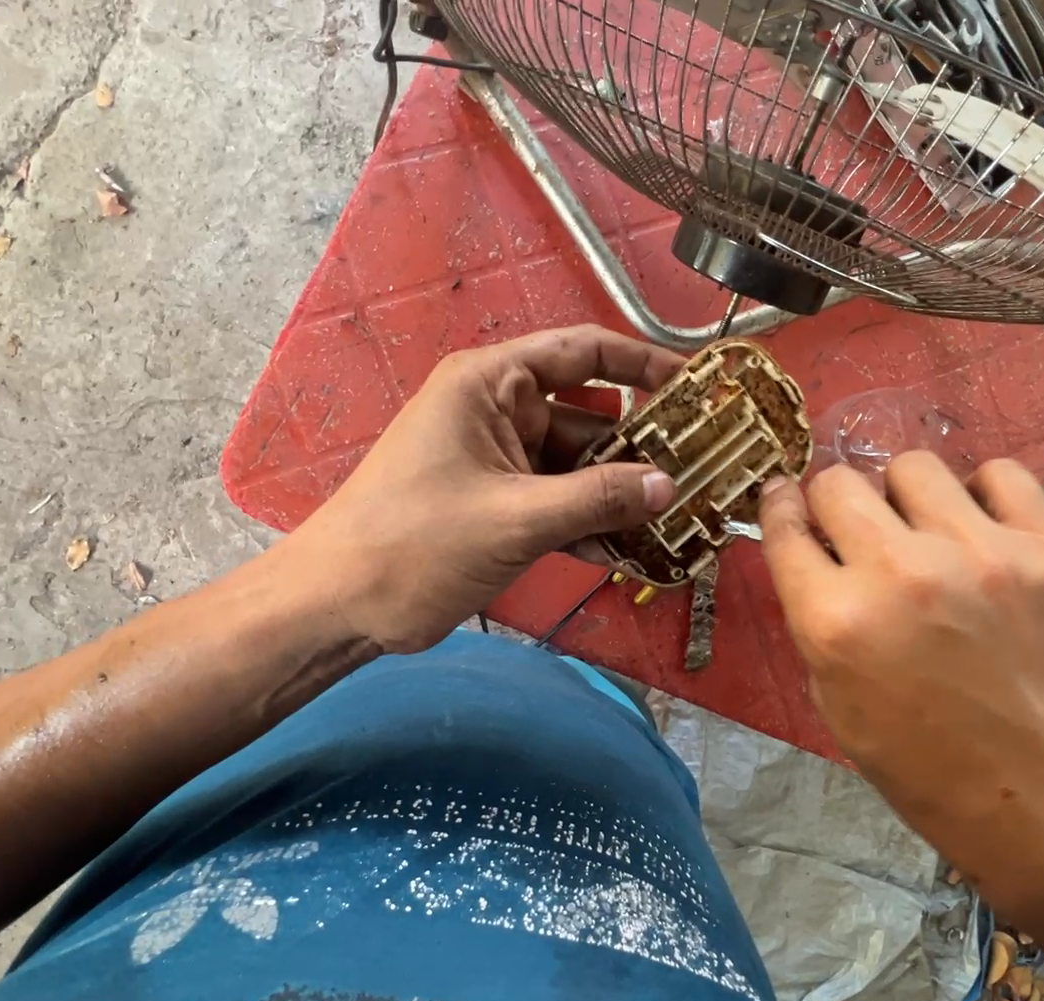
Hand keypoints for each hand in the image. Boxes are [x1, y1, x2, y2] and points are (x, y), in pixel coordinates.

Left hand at [281, 326, 681, 652]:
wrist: (342, 605)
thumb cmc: (416, 542)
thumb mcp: (516, 517)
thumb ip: (597, 499)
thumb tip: (670, 486)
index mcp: (492, 384)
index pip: (582, 352)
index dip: (643, 362)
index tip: (696, 385)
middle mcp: (500, 412)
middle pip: (590, 415)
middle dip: (641, 446)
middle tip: (701, 471)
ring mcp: (501, 462)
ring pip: (580, 467)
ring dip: (620, 494)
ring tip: (677, 519)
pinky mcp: (501, 506)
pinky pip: (561, 503)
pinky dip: (591, 523)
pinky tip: (630, 552)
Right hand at [758, 455, 1043, 936]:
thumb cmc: (927, 772)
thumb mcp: (837, 705)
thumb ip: (817, 621)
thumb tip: (814, 556)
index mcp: (835, 622)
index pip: (784, 526)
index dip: (778, 509)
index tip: (787, 504)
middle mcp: (899, 573)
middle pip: (838, 483)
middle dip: (833, 504)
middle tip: (855, 532)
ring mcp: (980, 554)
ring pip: (912, 467)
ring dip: (902, 496)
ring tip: (923, 532)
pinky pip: (1000, 474)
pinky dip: (979, 494)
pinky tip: (979, 530)